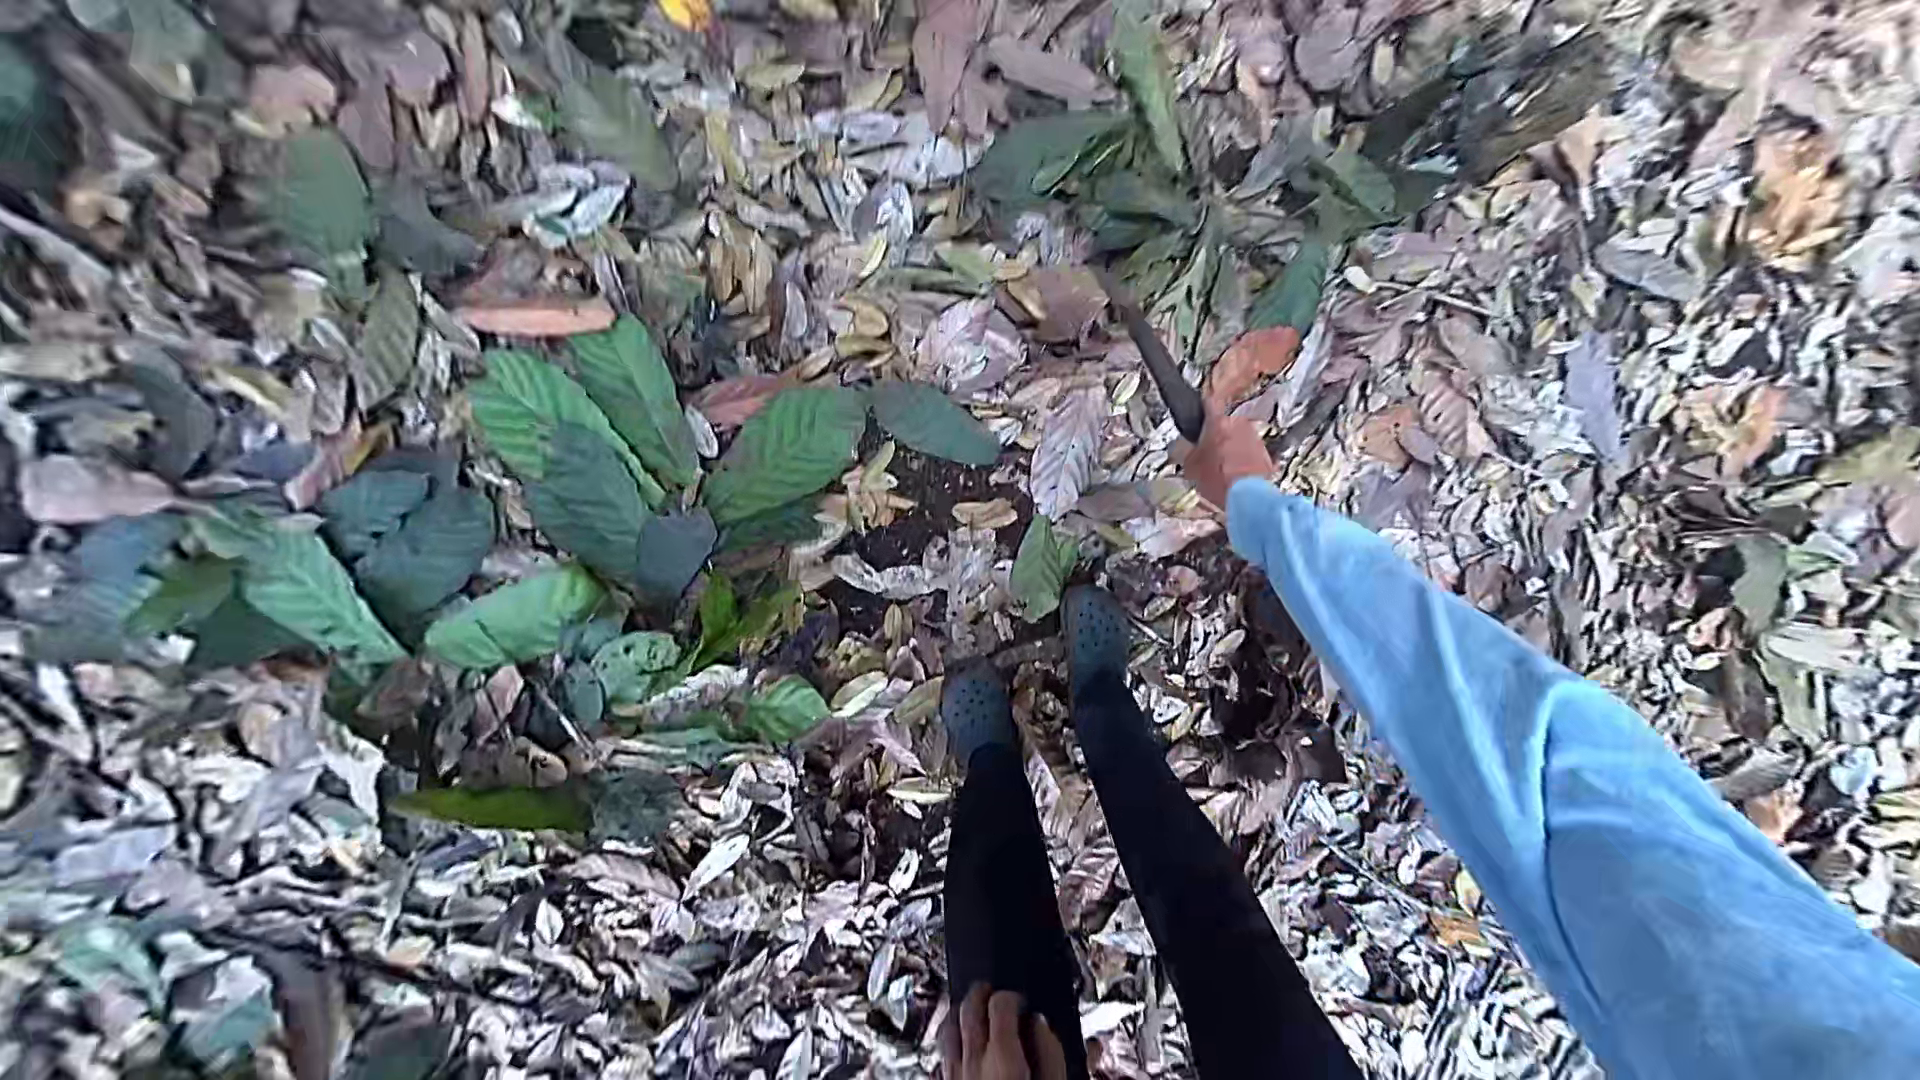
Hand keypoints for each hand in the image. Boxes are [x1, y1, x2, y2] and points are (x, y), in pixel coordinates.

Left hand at [940, 984, 1068, 1078]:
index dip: (1012, 996)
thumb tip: (1041, 1024)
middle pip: (968, 1008)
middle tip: (993, 991)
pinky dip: (949, 1045)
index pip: (1000, 1003)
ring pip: (947, 1030)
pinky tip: (960, 1049)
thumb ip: (1051, 1057)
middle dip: (981, 992)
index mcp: (1004, 1059)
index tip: (1021, 1000)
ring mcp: (954, 1078)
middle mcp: (973, 1064)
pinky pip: (940, 1058)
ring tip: (973, 1012)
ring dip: (959, 1015)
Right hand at [1182, 403, 1273, 508]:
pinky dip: (1242, 460)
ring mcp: (1255, 438)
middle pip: (1224, 423)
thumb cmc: (1216, 477)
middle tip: (1206, 452)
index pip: (1208, 403)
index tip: (1196, 417)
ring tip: (1221, 467)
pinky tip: (1235, 475)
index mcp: (1218, 421)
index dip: (1200, 409)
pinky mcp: (1266, 453)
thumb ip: (1183, 449)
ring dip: (1230, 447)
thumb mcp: (1189, 465)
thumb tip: (1180, 444)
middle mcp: (1239, 423)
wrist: (1248, 498)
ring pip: (1238, 437)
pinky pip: (1249, 452)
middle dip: (1216, 434)